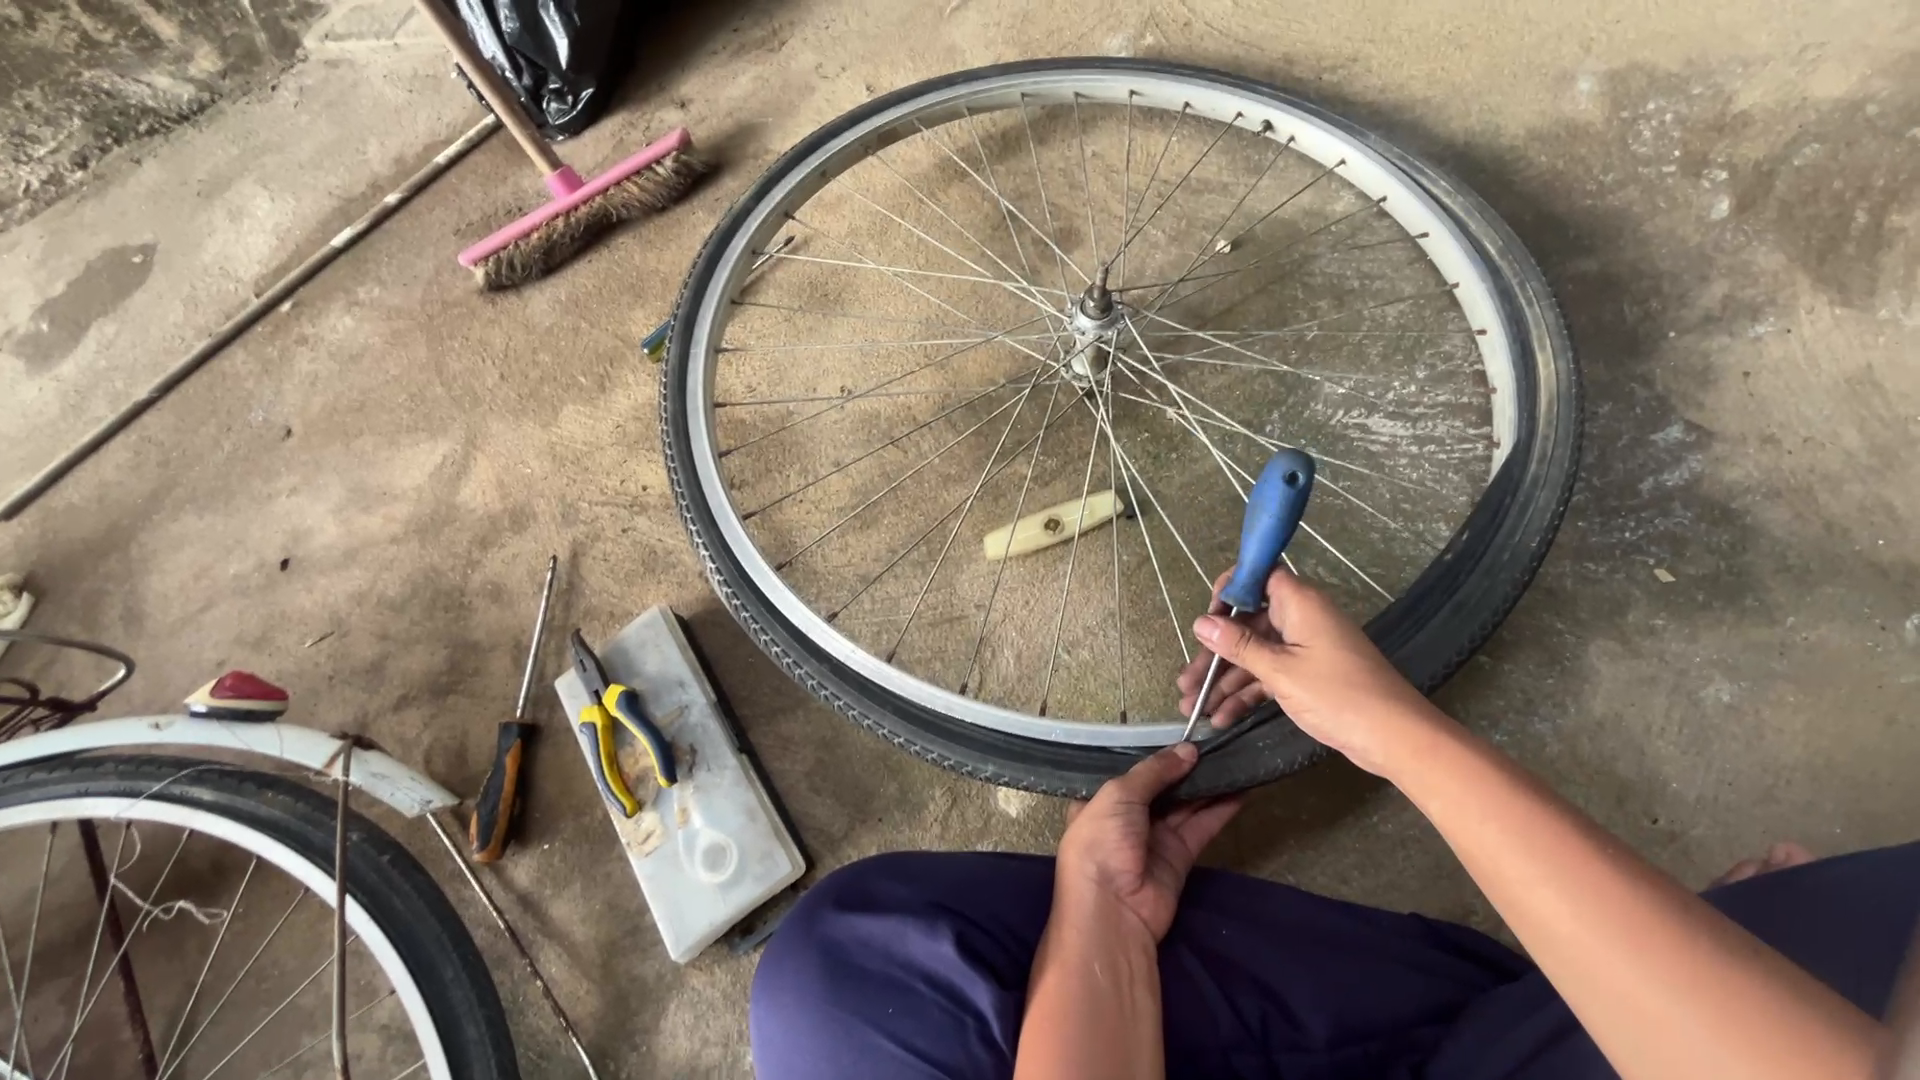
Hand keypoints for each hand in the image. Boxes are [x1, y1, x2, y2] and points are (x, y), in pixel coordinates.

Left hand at [1054, 743, 1241, 942]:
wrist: (1112, 909)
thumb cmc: (1102, 842)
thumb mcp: (1118, 794)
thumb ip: (1153, 771)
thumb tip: (1188, 750)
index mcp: (1100, 800)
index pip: (1130, 772)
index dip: (1154, 756)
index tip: (1182, 735)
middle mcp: (1127, 817)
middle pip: (1161, 787)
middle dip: (1185, 768)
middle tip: (1215, 742)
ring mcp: (1154, 837)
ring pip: (1185, 805)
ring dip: (1207, 785)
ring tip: (1233, 758)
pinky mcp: (1179, 856)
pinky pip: (1202, 826)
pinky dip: (1220, 809)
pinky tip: (1241, 789)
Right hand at [1175, 569, 1453, 776]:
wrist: (1396, 738)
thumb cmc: (1339, 695)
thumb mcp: (1280, 671)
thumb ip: (1238, 646)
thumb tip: (1200, 623)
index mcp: (1299, 603)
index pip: (1257, 577)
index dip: (1229, 592)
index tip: (1205, 619)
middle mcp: (1300, 619)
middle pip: (1247, 625)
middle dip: (1215, 654)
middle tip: (1186, 682)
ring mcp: (1305, 649)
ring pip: (1254, 655)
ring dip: (1224, 681)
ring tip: (1191, 707)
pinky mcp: (1309, 676)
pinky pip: (1268, 676)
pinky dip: (1246, 694)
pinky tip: (1220, 718)